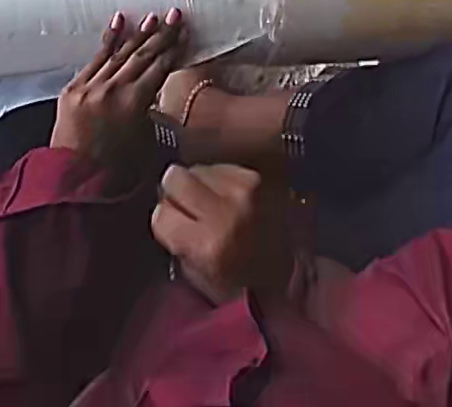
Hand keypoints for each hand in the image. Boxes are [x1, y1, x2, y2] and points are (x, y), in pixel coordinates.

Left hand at [49, 10, 182, 167]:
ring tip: (153, 17)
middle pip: (143, 55)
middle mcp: (114, 89)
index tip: (184, 32)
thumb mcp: (146, 145)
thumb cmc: (115, 173)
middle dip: (161, 34)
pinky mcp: (74, 89)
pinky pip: (95, 59)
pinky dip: (108, 40)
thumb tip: (158, 100)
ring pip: (121, 54)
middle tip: (174, 15)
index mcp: (135, 103)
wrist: (73, 185)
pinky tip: (118, 21)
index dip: (174, 49)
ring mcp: (92, 86)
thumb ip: (153, 116)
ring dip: (139, 34)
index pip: (160, 68)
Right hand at [150, 163, 291, 303]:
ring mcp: (242, 189)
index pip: (161, 214)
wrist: (291, 273)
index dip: (164, 220)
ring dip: (199, 184)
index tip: (172, 226)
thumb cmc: (240, 284)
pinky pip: (219, 167)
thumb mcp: (198, 276)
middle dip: (176, 192)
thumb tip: (163, 207)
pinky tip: (228, 198)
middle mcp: (224, 210)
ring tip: (212, 205)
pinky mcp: (254, 177)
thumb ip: (176, 239)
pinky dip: (218, 179)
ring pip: (197, 168)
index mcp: (207, 244)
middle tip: (187, 208)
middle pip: (174, 177)